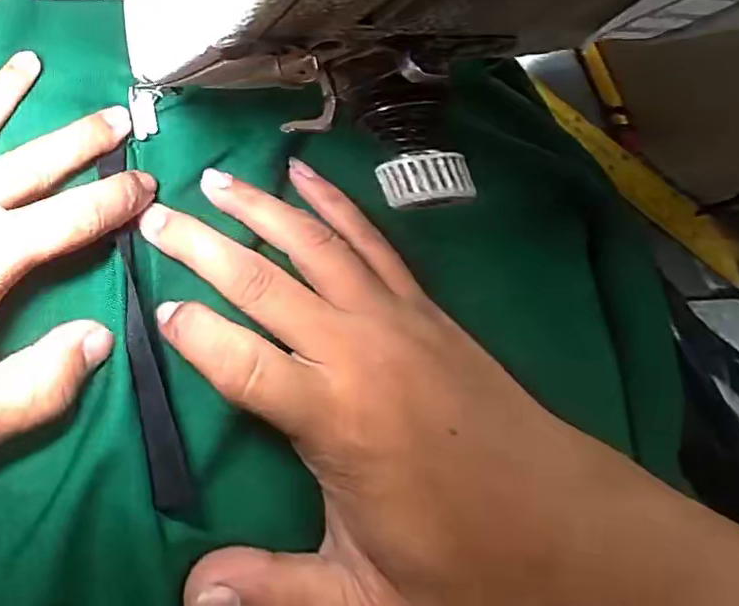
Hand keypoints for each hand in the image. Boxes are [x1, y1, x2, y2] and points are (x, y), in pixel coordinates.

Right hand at [142, 162, 738, 605]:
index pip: (239, 362)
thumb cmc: (468, 567)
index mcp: (334, 418)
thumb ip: (273, 588)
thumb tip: (190, 599)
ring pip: (309, 244)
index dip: (191, 333)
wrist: (584, 538)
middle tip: (154, 216)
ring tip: (214, 179)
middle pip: (261, 282)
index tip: (157, 310)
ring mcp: (390, 316)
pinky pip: (368, 240)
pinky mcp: (420, 304)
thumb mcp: (366, 596)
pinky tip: (303, 174)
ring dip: (257, 207)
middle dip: (200, 246)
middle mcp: (354, 350)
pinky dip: (332, 202)